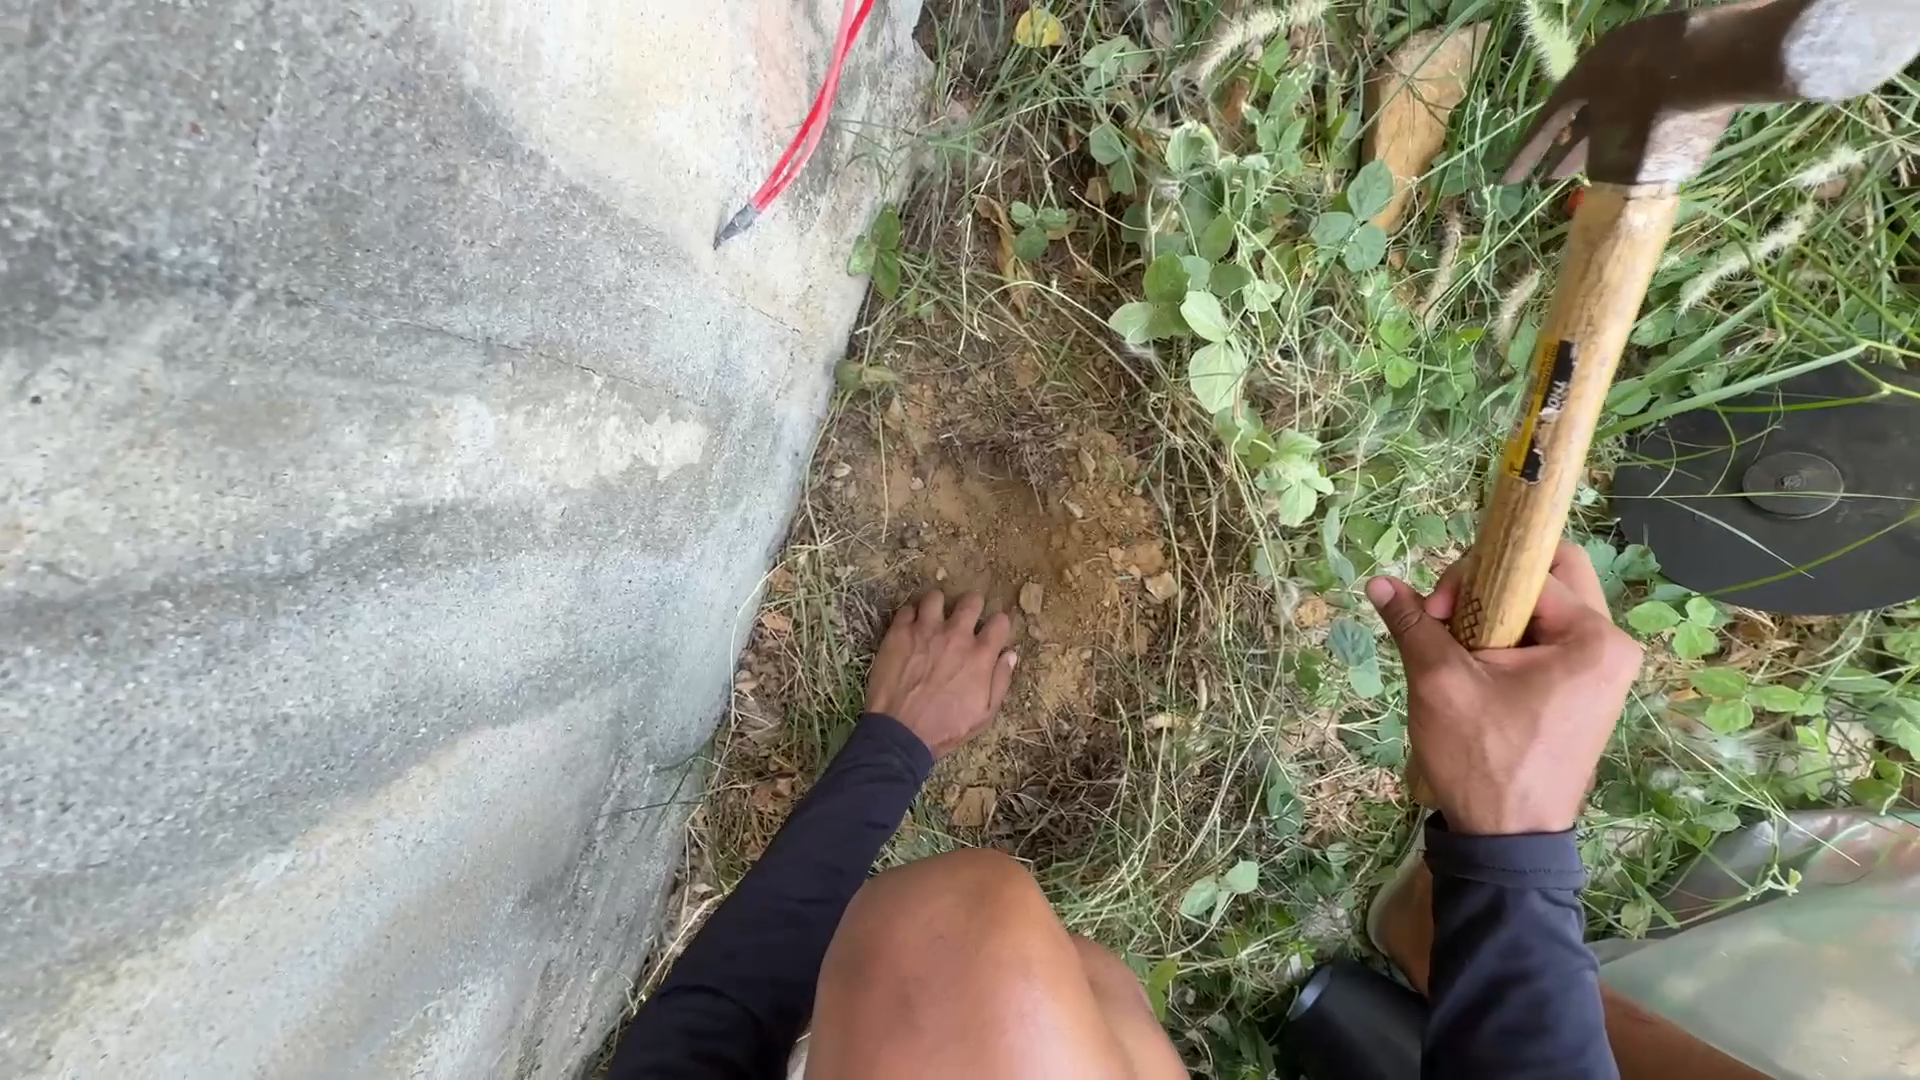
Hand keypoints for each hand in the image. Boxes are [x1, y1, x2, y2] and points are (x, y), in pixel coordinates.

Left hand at [865, 591, 1018, 758]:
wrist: (900, 732)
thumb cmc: (945, 728)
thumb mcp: (984, 714)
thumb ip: (1000, 681)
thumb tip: (1010, 655)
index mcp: (980, 654)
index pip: (1000, 622)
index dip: (999, 625)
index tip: (993, 631)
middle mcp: (956, 635)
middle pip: (971, 601)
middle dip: (973, 604)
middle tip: (966, 615)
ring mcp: (925, 630)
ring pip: (936, 597)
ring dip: (938, 605)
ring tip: (935, 616)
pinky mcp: (899, 632)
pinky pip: (907, 609)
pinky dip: (911, 616)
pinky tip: (911, 628)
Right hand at [1366, 541, 1642, 835]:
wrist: (1507, 835)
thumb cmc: (1480, 756)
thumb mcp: (1438, 682)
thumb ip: (1412, 623)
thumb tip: (1378, 582)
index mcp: (1593, 639)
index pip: (1529, 569)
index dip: (1472, 579)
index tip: (1438, 617)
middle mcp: (1610, 647)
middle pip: (1548, 575)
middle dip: (1488, 584)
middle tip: (1449, 618)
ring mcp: (1599, 669)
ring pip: (1540, 605)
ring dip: (1490, 611)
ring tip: (1454, 645)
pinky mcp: (1581, 688)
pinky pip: (1541, 636)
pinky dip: (1501, 636)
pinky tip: (1470, 664)